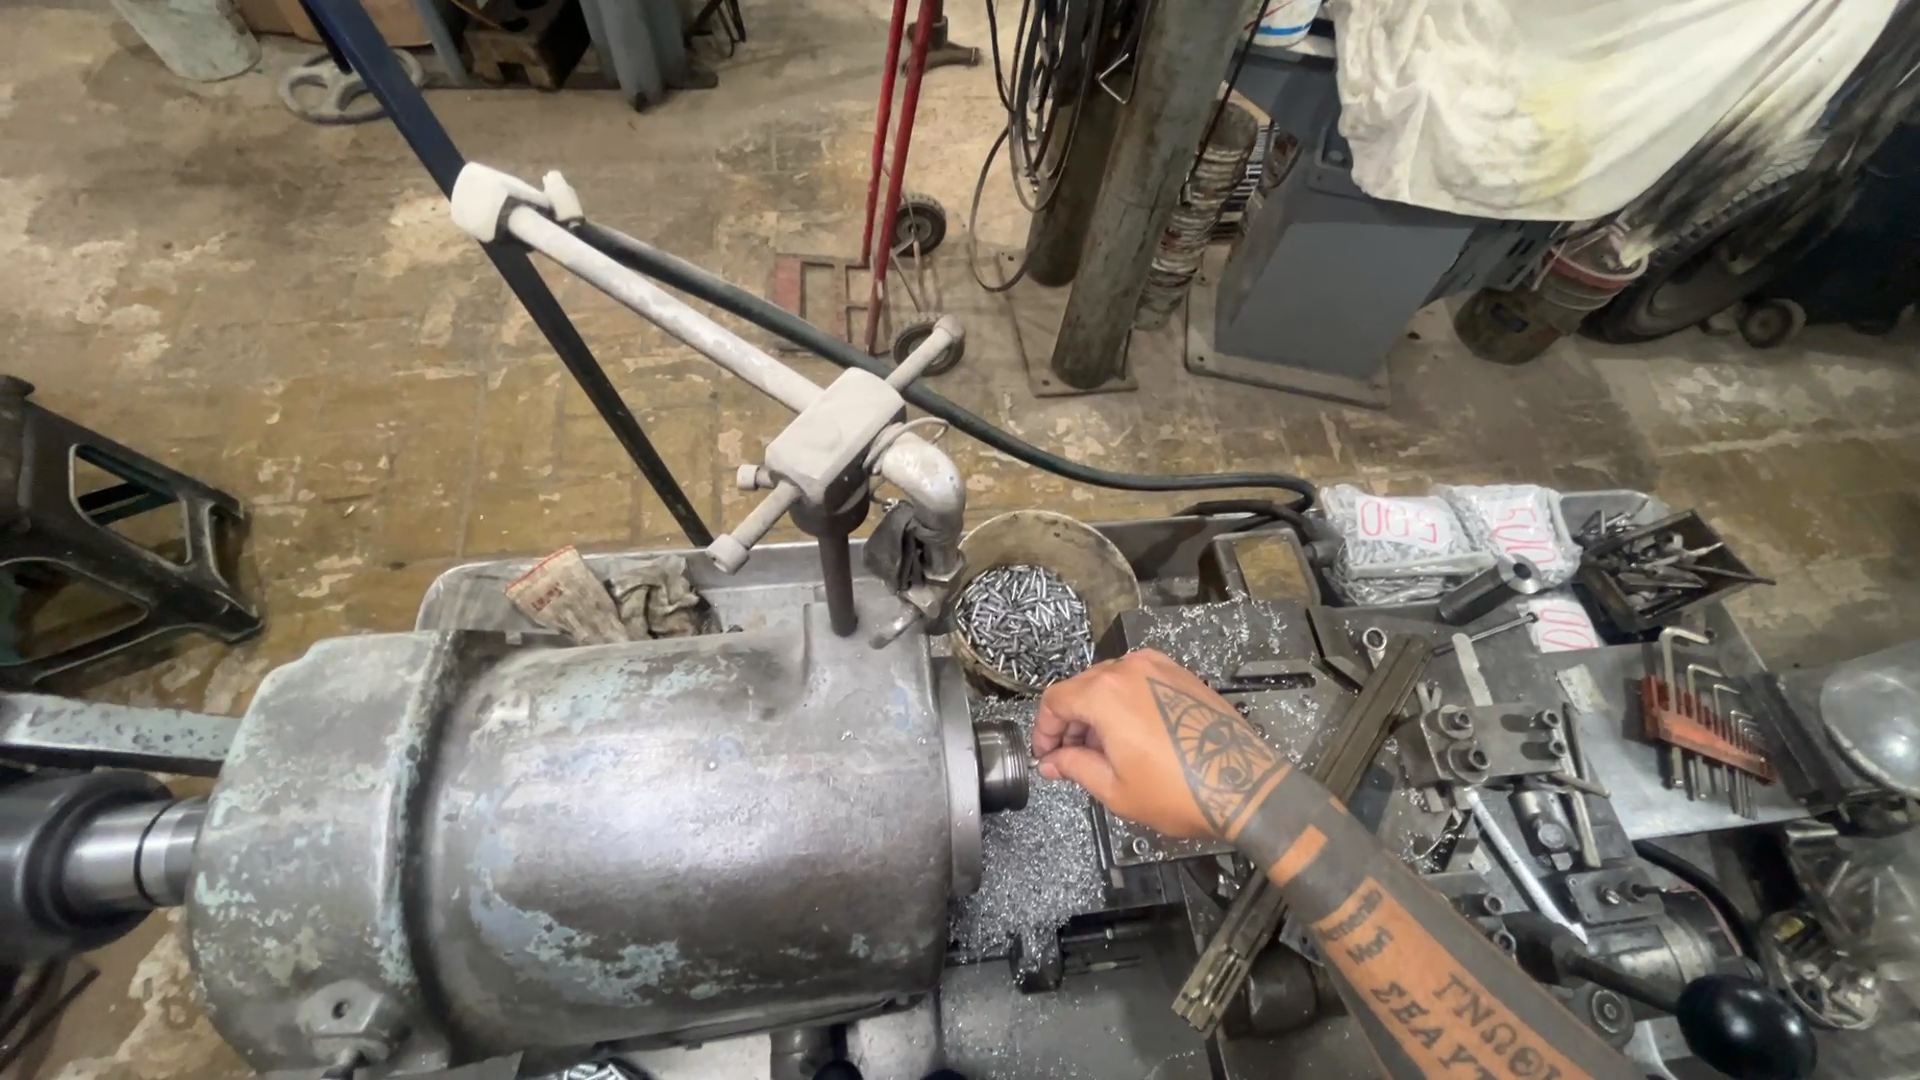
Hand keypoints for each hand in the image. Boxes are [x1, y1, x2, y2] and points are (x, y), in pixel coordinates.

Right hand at [1033, 649, 1285, 841]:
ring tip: (1104, 750)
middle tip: (1070, 757)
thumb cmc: (1183, 791)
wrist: (1246, 785)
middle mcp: (1130, 670)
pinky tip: (1132, 734)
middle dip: (1070, 723)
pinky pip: (1137, 681)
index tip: (1046, 753)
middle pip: (1080, 688)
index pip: (1055, 700)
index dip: (1043, 729)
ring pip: (1108, 682)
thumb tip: (1053, 762)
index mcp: (1106, 694)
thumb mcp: (1115, 789)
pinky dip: (1124, 701)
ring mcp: (1158, 668)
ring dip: (1096, 712)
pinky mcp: (1179, 675)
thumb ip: (1075, 767)